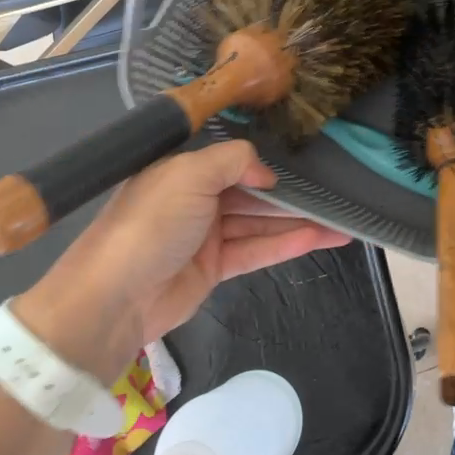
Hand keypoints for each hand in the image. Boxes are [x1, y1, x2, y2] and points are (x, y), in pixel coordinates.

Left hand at [12, 141, 350, 380]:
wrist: (112, 300)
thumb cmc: (149, 224)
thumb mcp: (189, 175)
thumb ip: (234, 160)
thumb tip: (266, 172)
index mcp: (182, 169)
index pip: (232, 157)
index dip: (267, 158)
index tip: (307, 154)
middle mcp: (195, 198)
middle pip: (252, 191)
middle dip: (291, 192)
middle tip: (337, 189)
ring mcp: (205, 235)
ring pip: (260, 222)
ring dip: (299, 220)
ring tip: (342, 217)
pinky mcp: (213, 269)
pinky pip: (257, 250)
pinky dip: (288, 244)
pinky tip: (321, 238)